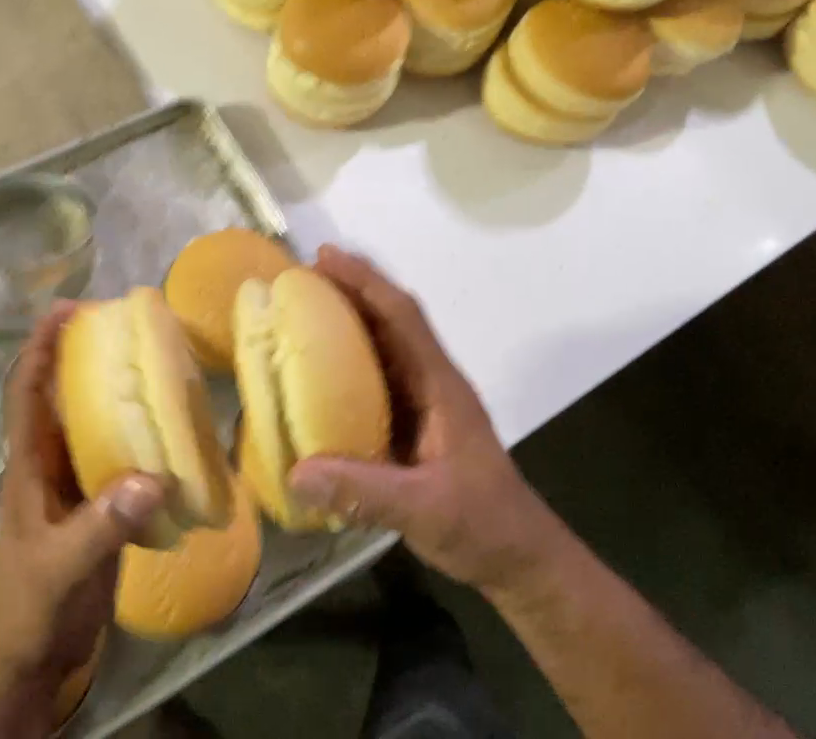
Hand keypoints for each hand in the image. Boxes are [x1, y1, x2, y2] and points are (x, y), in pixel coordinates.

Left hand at [0, 302, 165, 691]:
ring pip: (94, 429)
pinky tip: (176, 439)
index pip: (26, 392)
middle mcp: (51, 467)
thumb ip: (103, 525)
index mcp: (29, 467)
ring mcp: (75, 490)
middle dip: (86, 359)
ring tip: (159, 369)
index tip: (67, 309)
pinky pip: (121, 466)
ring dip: (118, 399)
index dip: (41, 348)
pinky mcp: (100, 514)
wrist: (31, 661)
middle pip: (64, 399)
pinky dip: (144, 447)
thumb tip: (152, 478)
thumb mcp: (61, 566)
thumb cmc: (30, 606)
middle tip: (128, 328)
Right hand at [289, 246, 557, 595]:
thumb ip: (364, 492)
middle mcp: (430, 384)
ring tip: (298, 311)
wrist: (519, 557)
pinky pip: (374, 380)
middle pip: (390, 320)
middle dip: (350, 290)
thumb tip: (296, 474)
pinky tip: (313, 375)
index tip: (326, 257)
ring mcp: (423, 404)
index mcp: (440, 386)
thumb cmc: (483, 525)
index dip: (366, 282)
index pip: (403, 317)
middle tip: (298, 276)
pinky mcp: (412, 426)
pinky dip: (345, 363)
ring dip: (346, 322)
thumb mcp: (424, 510)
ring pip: (383, 347)